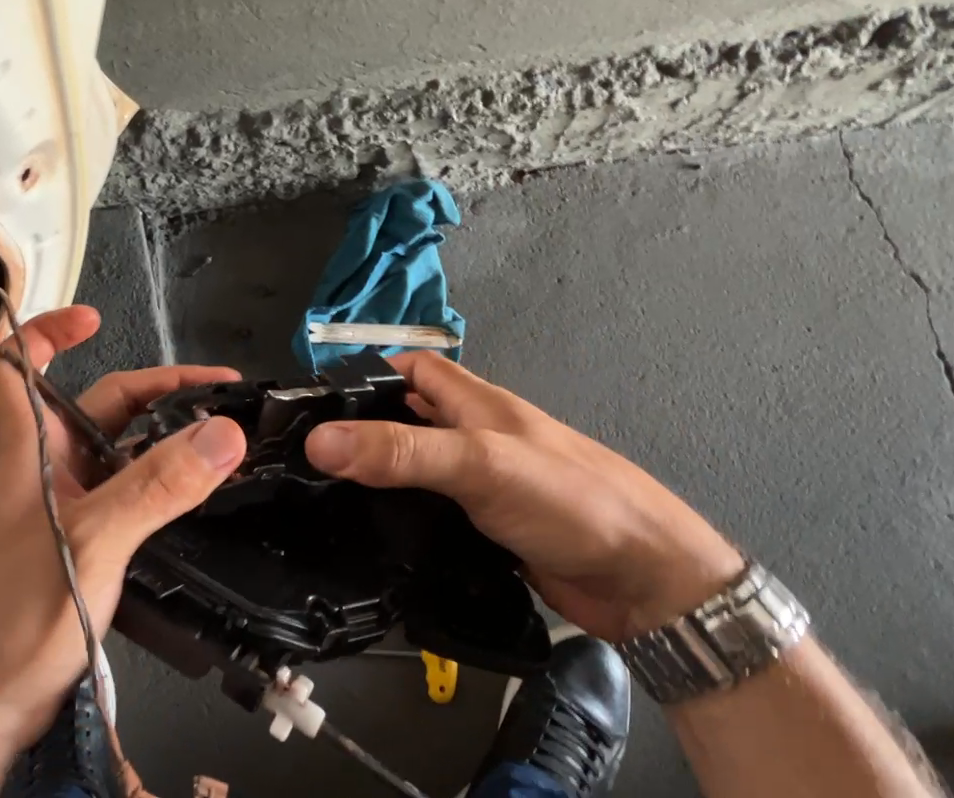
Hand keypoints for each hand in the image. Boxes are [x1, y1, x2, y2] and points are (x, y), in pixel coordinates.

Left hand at [0, 306, 245, 796]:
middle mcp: (42, 475)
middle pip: (97, 410)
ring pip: (115, 459)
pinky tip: (191, 503)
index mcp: (28, 454)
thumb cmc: (10, 619)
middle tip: (220, 397)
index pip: (17, 369)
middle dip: (156, 393)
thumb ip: (157, 486)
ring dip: (163, 444)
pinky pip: (121, 504)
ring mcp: (58, 516)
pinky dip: (157, 492)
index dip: (47, 331)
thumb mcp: (92, 542)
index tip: (91, 317)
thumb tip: (223, 431)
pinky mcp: (73, 554)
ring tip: (221, 446)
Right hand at [304, 352, 742, 640]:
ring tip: (324, 500)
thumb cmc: (568, 502)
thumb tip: (317, 441)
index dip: (367, 373)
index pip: (413, 369)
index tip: (314, 401)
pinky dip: (404, 520)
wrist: (646, 583)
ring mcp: (484, 487)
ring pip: (419, 470)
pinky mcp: (488, 532)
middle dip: (363, 429)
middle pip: (410, 418)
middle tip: (307, 458)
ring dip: (380, 479)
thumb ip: (401, 451)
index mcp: (478, 404)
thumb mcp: (479, 464)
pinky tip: (376, 539)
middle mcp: (477, 437)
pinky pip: (434, 515)